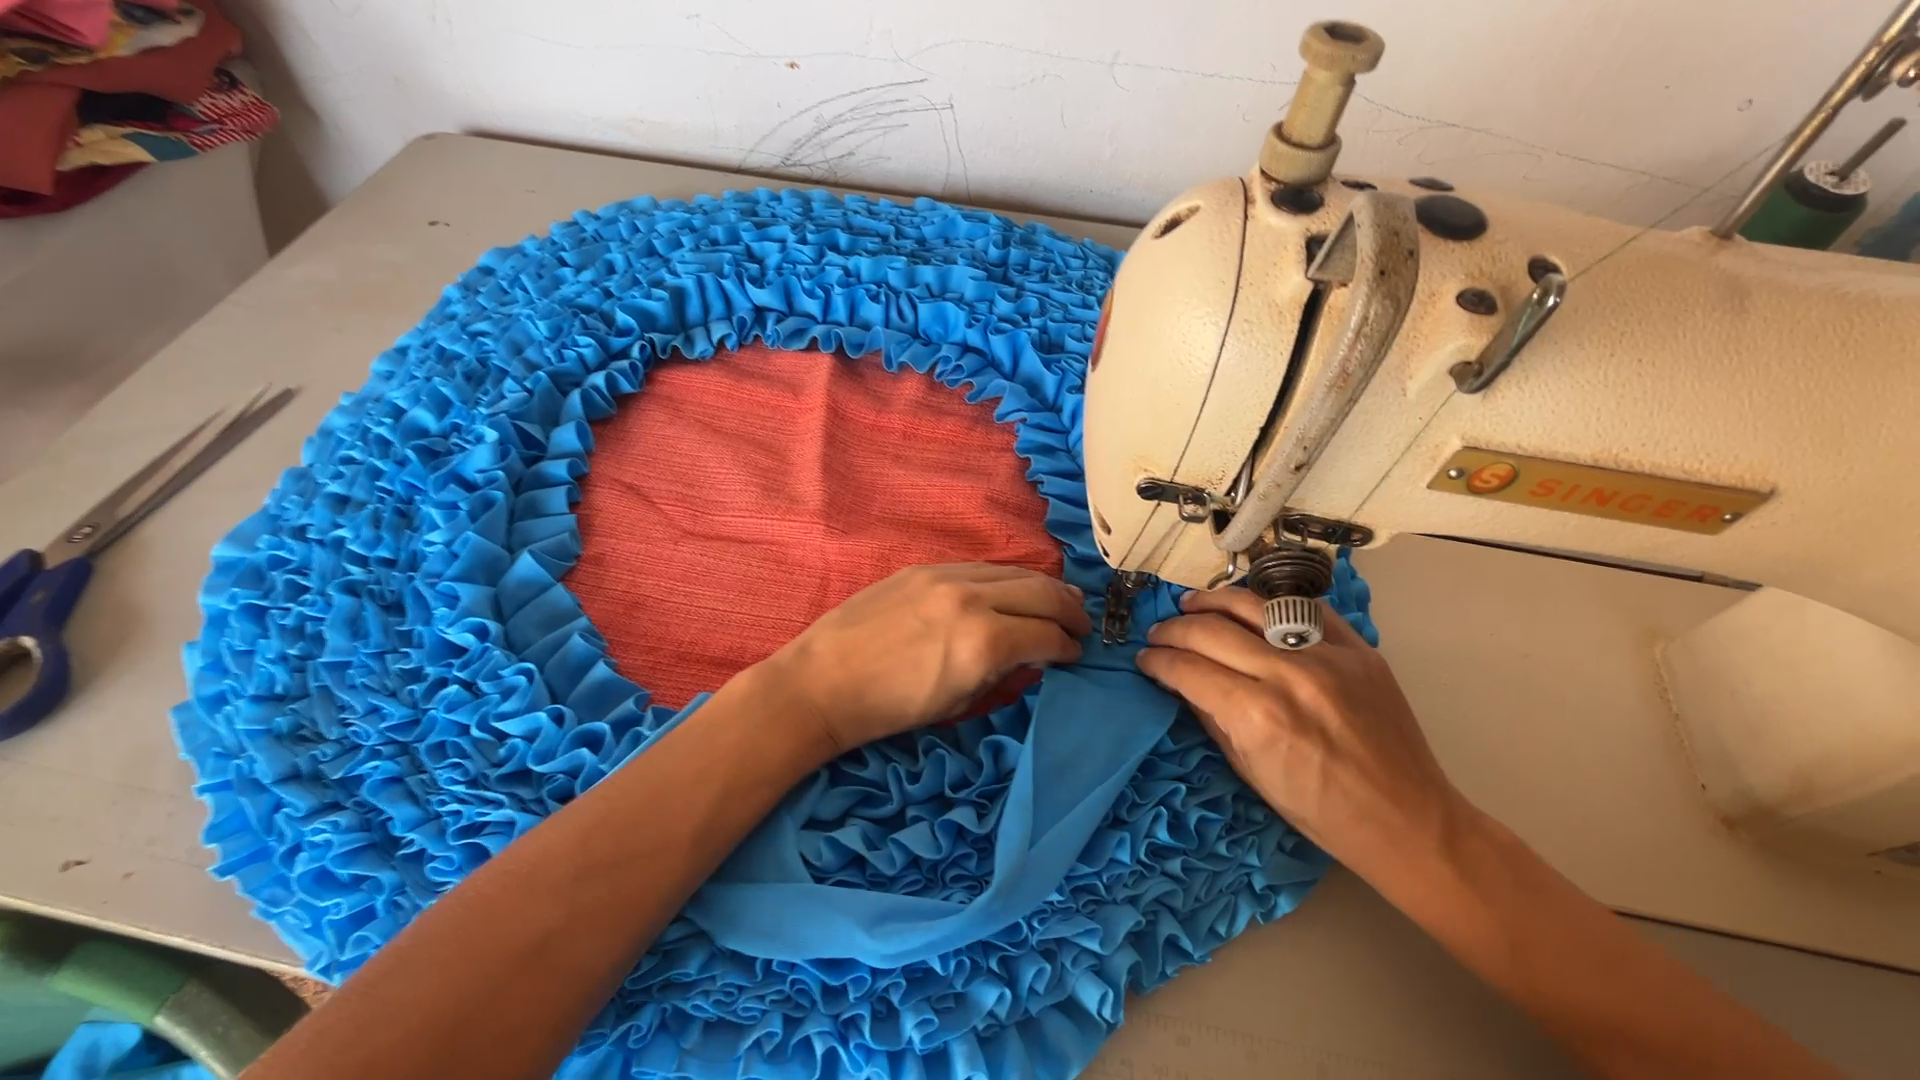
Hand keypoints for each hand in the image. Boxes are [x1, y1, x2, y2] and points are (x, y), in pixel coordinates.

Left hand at [757, 563, 1089, 754]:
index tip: (1075, 654)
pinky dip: (1007, 580)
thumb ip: (1004, 675)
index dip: (1068, 647)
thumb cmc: (890, 709)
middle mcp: (973, 600)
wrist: (824, 682)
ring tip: (1057, 602)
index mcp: (984, 643)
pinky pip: (982, 568)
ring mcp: (947, 577)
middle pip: (1043, 593)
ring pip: (1016, 572)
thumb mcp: (958, 704)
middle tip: (1081, 626)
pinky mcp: (925, 568)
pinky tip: (1010, 592)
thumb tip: (1033, 658)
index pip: (1048, 636)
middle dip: (1071, 610)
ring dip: (1044, 588)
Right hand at [1135, 588, 1461, 876]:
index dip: (1158, 661)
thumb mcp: (1250, 772)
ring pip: (1254, 605)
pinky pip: (1305, 609)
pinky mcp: (1358, 648)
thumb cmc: (1319, 811)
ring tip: (1191, 605)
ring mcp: (1328, 656)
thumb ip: (1211, 717)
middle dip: (1173, 630)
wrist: (1405, 819)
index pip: (1189, 669)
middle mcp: (1289, 676)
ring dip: (1213, 601)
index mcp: (1258, 716)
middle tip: (1157, 635)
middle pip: (1212, 630)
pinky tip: (1251, 609)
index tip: (1144, 660)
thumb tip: (1179, 681)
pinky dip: (1270, 605)